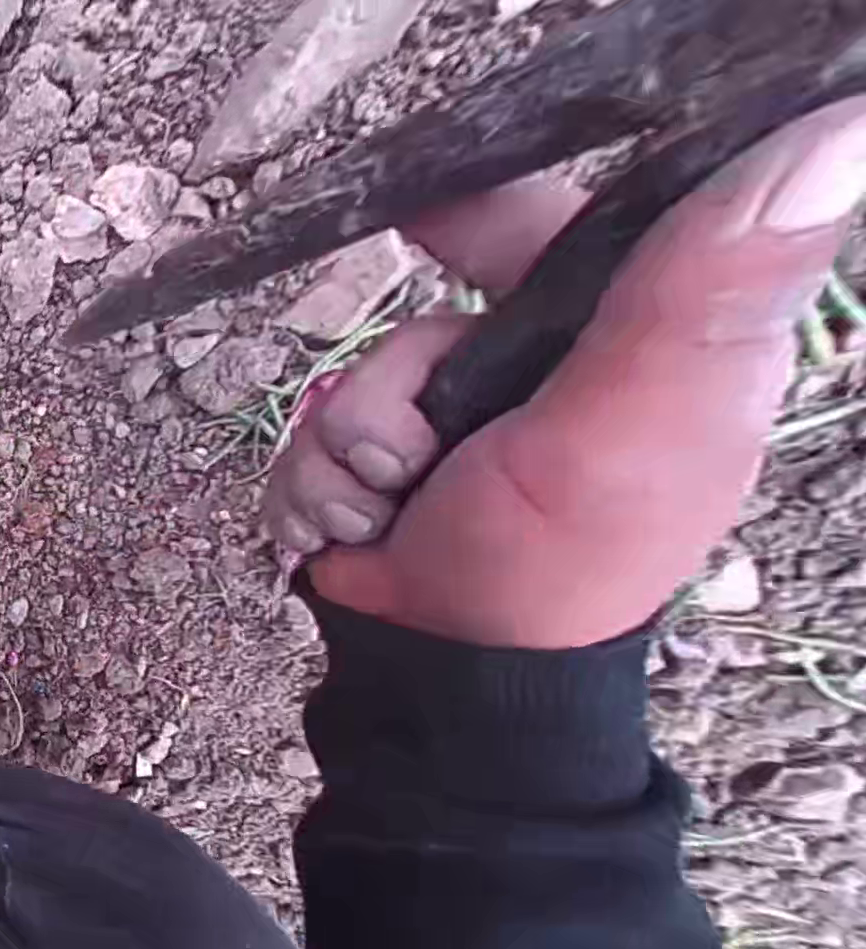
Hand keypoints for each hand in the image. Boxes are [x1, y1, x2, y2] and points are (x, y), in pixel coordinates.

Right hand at [264, 96, 865, 648]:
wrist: (438, 657)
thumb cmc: (548, 556)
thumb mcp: (630, 432)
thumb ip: (691, 303)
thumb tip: (820, 133)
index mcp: (586, 357)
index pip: (545, 242)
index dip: (478, 213)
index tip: (406, 206)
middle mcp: (493, 388)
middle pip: (397, 345)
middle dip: (377, 412)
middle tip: (403, 472)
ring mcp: (408, 435)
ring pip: (329, 407)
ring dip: (333, 472)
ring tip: (365, 522)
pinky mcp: (346, 475)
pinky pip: (293, 458)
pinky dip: (303, 501)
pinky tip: (328, 537)